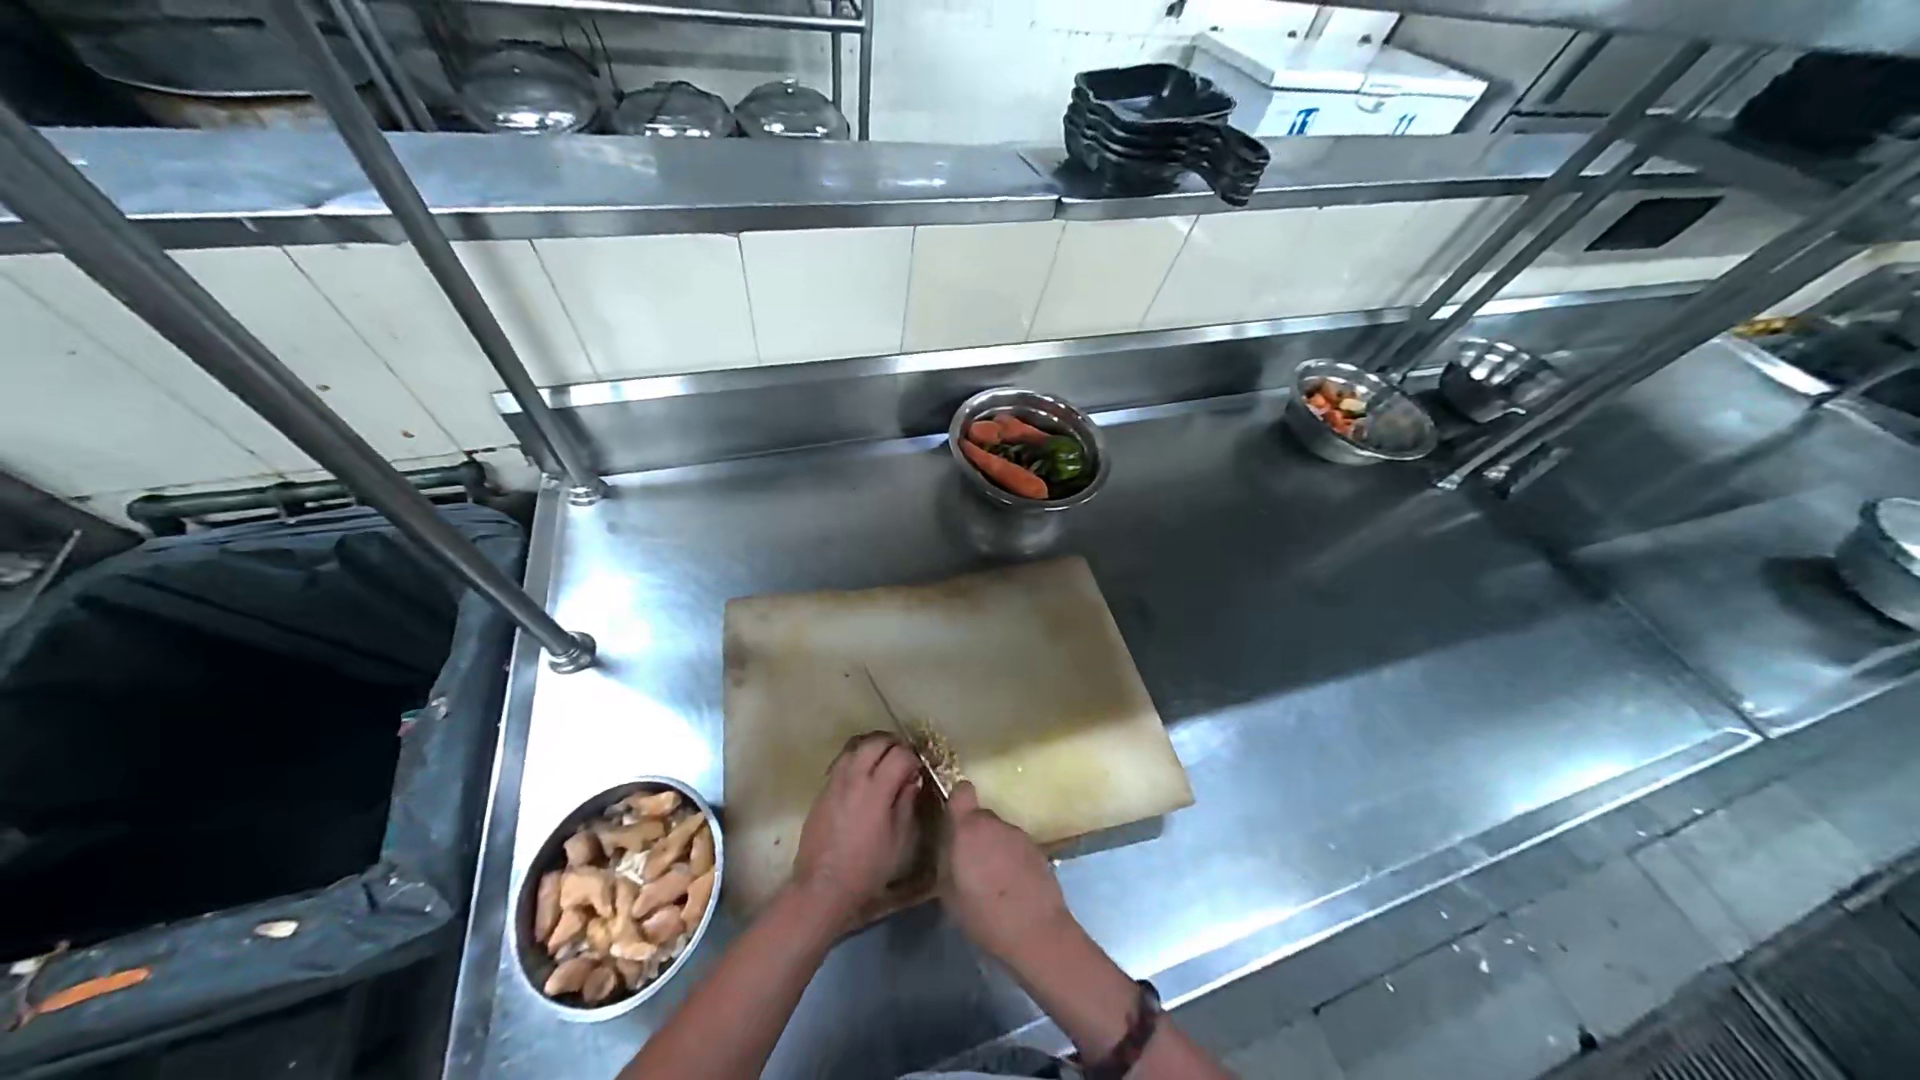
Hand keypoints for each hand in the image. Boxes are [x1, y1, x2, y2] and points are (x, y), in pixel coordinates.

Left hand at [790, 733, 921, 927]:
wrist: (824, 886)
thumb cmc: (868, 868)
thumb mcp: (899, 840)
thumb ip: (906, 803)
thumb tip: (911, 780)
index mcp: (876, 789)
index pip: (899, 755)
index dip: (913, 758)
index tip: (918, 769)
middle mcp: (853, 778)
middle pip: (874, 743)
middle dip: (893, 746)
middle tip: (902, 759)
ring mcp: (834, 783)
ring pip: (854, 749)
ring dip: (871, 750)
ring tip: (881, 763)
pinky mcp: (822, 792)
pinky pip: (840, 764)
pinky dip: (855, 762)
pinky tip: (861, 778)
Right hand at [938, 781, 1073, 965]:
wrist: (1037, 933)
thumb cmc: (984, 915)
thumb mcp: (949, 893)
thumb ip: (946, 860)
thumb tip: (949, 847)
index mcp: (969, 829)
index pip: (962, 791)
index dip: (957, 799)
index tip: (953, 816)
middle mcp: (996, 824)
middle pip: (981, 817)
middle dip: (974, 834)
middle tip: (970, 864)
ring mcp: (1020, 835)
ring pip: (1000, 833)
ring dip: (994, 847)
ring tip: (993, 880)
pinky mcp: (1039, 850)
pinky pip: (1016, 847)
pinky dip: (1012, 859)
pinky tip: (1012, 887)